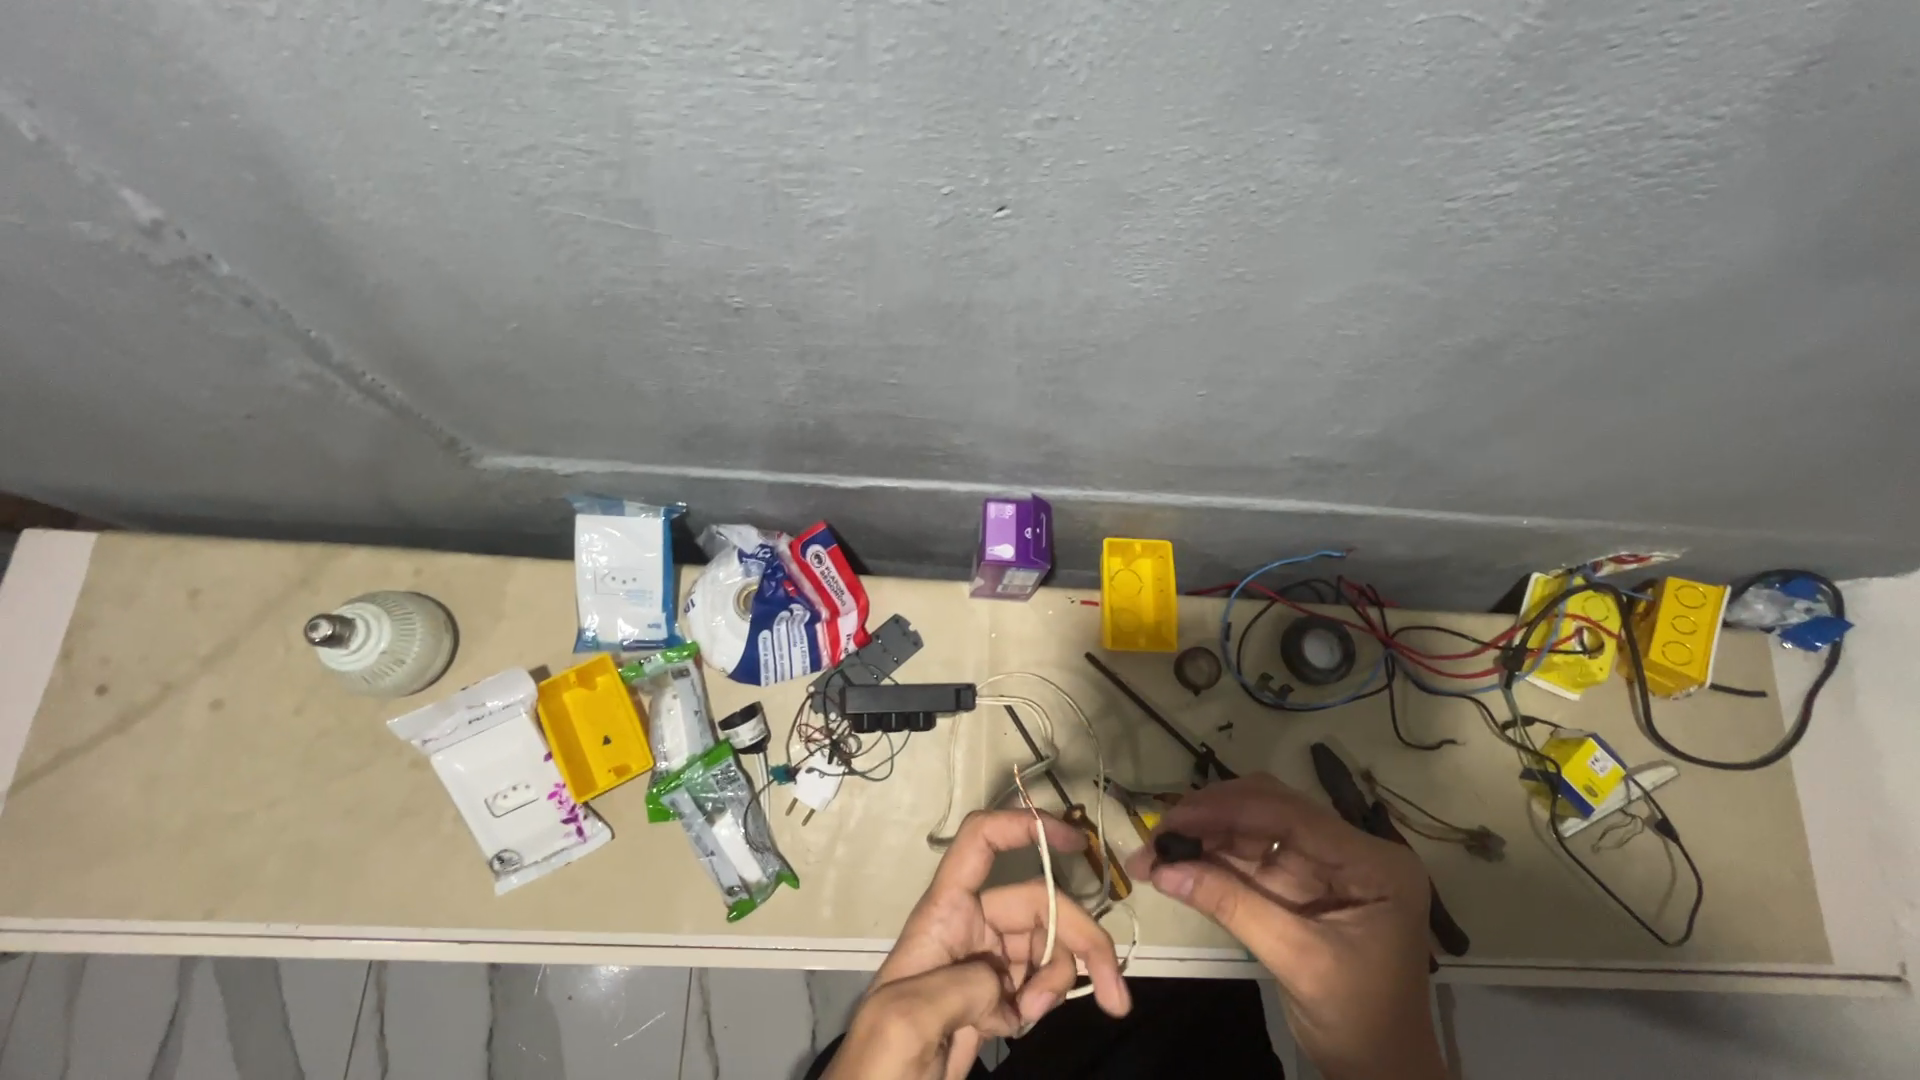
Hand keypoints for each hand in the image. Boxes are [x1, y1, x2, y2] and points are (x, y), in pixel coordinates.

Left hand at [826, 809, 1131, 1079]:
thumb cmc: (877, 1069)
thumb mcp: (906, 1021)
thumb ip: (961, 985)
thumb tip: (1003, 979)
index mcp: (942, 915)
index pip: (980, 843)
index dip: (1024, 826)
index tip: (1076, 841)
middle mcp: (966, 928)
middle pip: (1037, 903)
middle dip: (1080, 937)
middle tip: (1113, 990)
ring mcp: (983, 964)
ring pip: (1046, 943)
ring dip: (1061, 977)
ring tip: (1034, 1015)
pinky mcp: (995, 1000)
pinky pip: (1039, 980)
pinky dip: (1045, 999)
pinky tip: (1021, 1023)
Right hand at [1122, 773, 1444, 1079]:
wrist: (1383, 1070)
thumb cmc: (1359, 1020)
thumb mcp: (1297, 961)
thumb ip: (1231, 906)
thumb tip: (1161, 870)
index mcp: (1373, 863)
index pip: (1291, 816)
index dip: (1227, 811)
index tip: (1173, 819)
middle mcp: (1350, 849)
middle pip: (1270, 809)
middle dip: (1210, 817)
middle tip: (1157, 835)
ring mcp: (1324, 862)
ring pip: (1254, 826)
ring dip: (1204, 834)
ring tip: (1154, 851)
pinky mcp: (1301, 879)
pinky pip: (1250, 854)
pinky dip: (1212, 856)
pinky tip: (1176, 863)